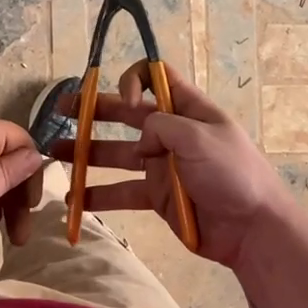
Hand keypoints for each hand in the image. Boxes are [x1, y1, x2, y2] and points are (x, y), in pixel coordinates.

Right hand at [53, 61, 292, 267]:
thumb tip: (140, 142)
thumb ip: (161, 127)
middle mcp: (170, 132)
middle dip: (93, 110)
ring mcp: (162, 166)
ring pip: (116, 154)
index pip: (155, 77)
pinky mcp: (158, 197)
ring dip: (86, 153)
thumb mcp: (200, 137)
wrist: (254, 230)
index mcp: (187, 108)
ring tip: (54, 153)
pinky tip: (74, 200)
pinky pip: (121, 192)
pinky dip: (98, 195)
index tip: (127, 104)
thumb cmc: (233, 173)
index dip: (133, 81)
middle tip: (60, 109)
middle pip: (126, 115)